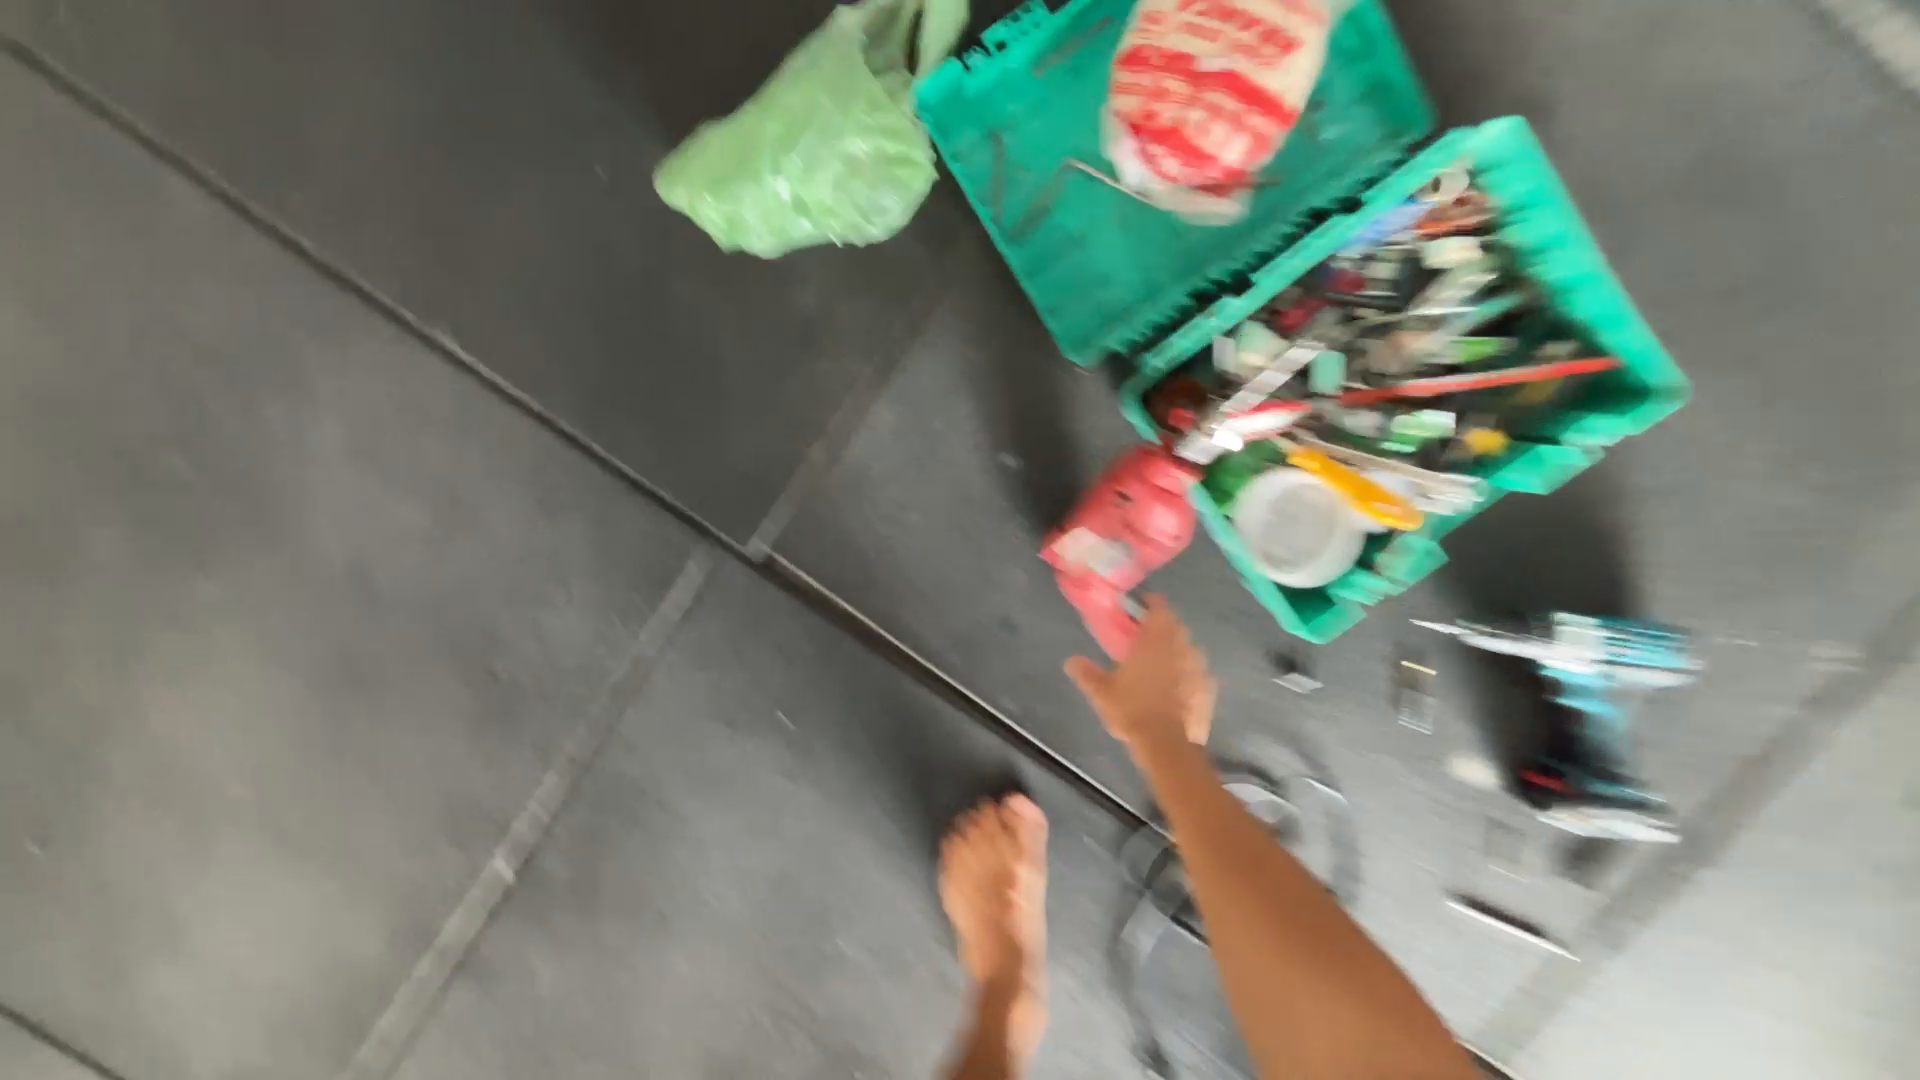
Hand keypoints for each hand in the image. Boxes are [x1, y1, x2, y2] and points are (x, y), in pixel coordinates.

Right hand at [1065, 595, 1214, 750]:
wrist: (1167, 744)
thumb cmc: (1132, 709)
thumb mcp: (1102, 692)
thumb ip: (1086, 673)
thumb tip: (1071, 661)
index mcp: (1155, 641)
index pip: (1159, 608)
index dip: (1152, 602)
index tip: (1143, 604)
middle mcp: (1181, 648)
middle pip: (1176, 626)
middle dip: (1164, 626)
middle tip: (1148, 635)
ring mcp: (1199, 668)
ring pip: (1189, 648)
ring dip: (1178, 649)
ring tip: (1163, 662)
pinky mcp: (1209, 689)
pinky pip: (1198, 673)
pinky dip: (1189, 673)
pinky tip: (1178, 687)